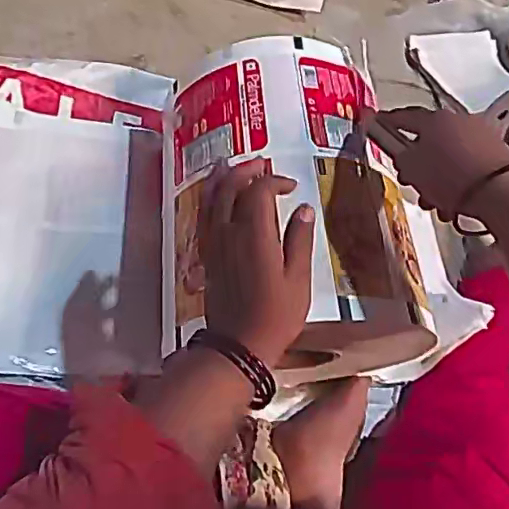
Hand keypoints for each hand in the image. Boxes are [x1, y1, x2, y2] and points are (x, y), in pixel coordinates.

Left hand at [197, 158, 314, 363]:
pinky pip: (204, 216)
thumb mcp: (298, 279)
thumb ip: (300, 239)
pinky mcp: (206, 254)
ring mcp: (213, 243)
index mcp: (254, 235)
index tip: (291, 186)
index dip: (275, 180)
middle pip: (230, 186)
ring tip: (234, 166)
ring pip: (212, 198)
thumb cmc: (276, 315)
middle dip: (246, 169)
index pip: (259, 190)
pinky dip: (211, 198)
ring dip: (223, 178)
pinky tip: (217, 196)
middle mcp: (229, 232)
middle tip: (262, 164)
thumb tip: (304, 209)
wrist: (239, 344)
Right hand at [362, 106, 508, 220]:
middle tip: (410, 178)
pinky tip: (455, 203)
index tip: (378, 123)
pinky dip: (458, 182)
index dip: (387, 123)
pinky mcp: (497, 154)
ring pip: (448, 156)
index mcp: (435, 118)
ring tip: (435, 199)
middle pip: (428, 140)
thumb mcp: (411, 168)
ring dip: (437, 178)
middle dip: (417, 164)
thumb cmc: (455, 177)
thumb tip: (400, 152)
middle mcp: (459, 121)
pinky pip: (467, 166)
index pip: (403, 117)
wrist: (500, 192)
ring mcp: (480, 136)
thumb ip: (399, 156)